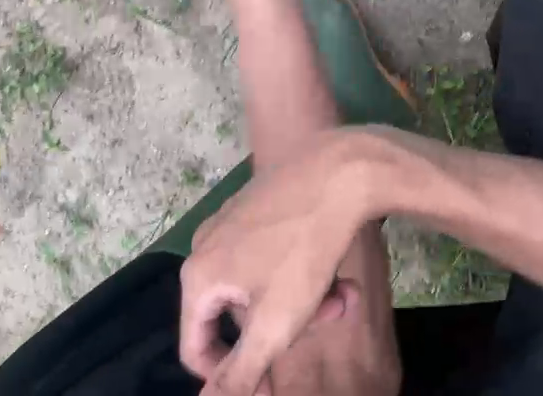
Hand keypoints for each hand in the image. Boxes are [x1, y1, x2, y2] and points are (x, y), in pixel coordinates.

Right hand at [179, 130, 394, 394]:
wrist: (345, 168)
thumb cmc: (306, 247)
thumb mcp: (275, 322)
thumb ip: (239, 372)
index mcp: (198, 275)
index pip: (196, 348)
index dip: (231, 374)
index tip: (272, 376)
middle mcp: (207, 243)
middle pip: (238, 312)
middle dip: (285, 326)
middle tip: (330, 317)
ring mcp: (235, 218)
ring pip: (263, 282)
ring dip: (304, 298)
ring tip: (346, 294)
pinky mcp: (263, 202)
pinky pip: (273, 252)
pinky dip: (303, 267)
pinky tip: (339, 268)